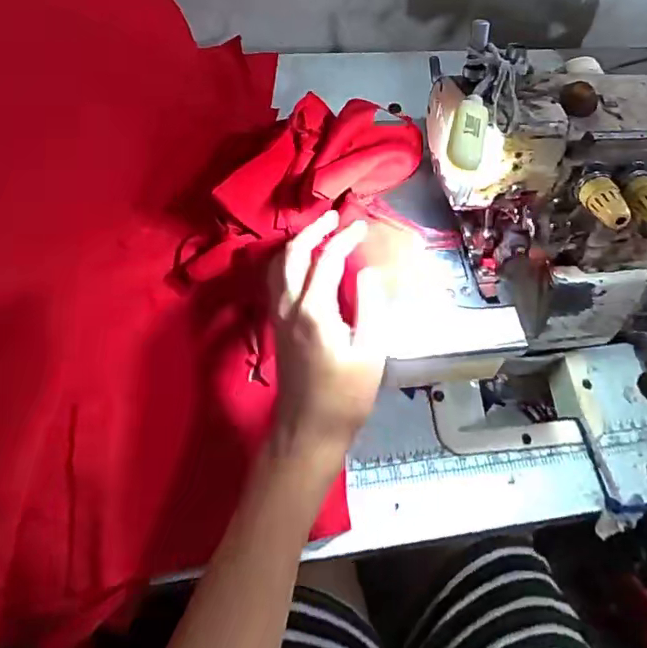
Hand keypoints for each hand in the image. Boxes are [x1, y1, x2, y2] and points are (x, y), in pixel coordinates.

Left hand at [268, 210, 389, 462]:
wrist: (308, 430)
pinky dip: (288, 262)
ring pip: (278, 265)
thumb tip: (368, 272)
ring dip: (297, 244)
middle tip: (334, 217)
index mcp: (314, 311)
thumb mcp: (370, 352)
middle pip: (293, 254)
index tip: (362, 226)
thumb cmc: (346, 396)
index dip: (345, 239)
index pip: (328, 260)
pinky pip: (276, 281)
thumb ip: (370, 307)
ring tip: (319, 233)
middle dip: (313, 230)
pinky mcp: (276, 325)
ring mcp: (277, 315)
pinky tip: (305, 262)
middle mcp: (289, 307)